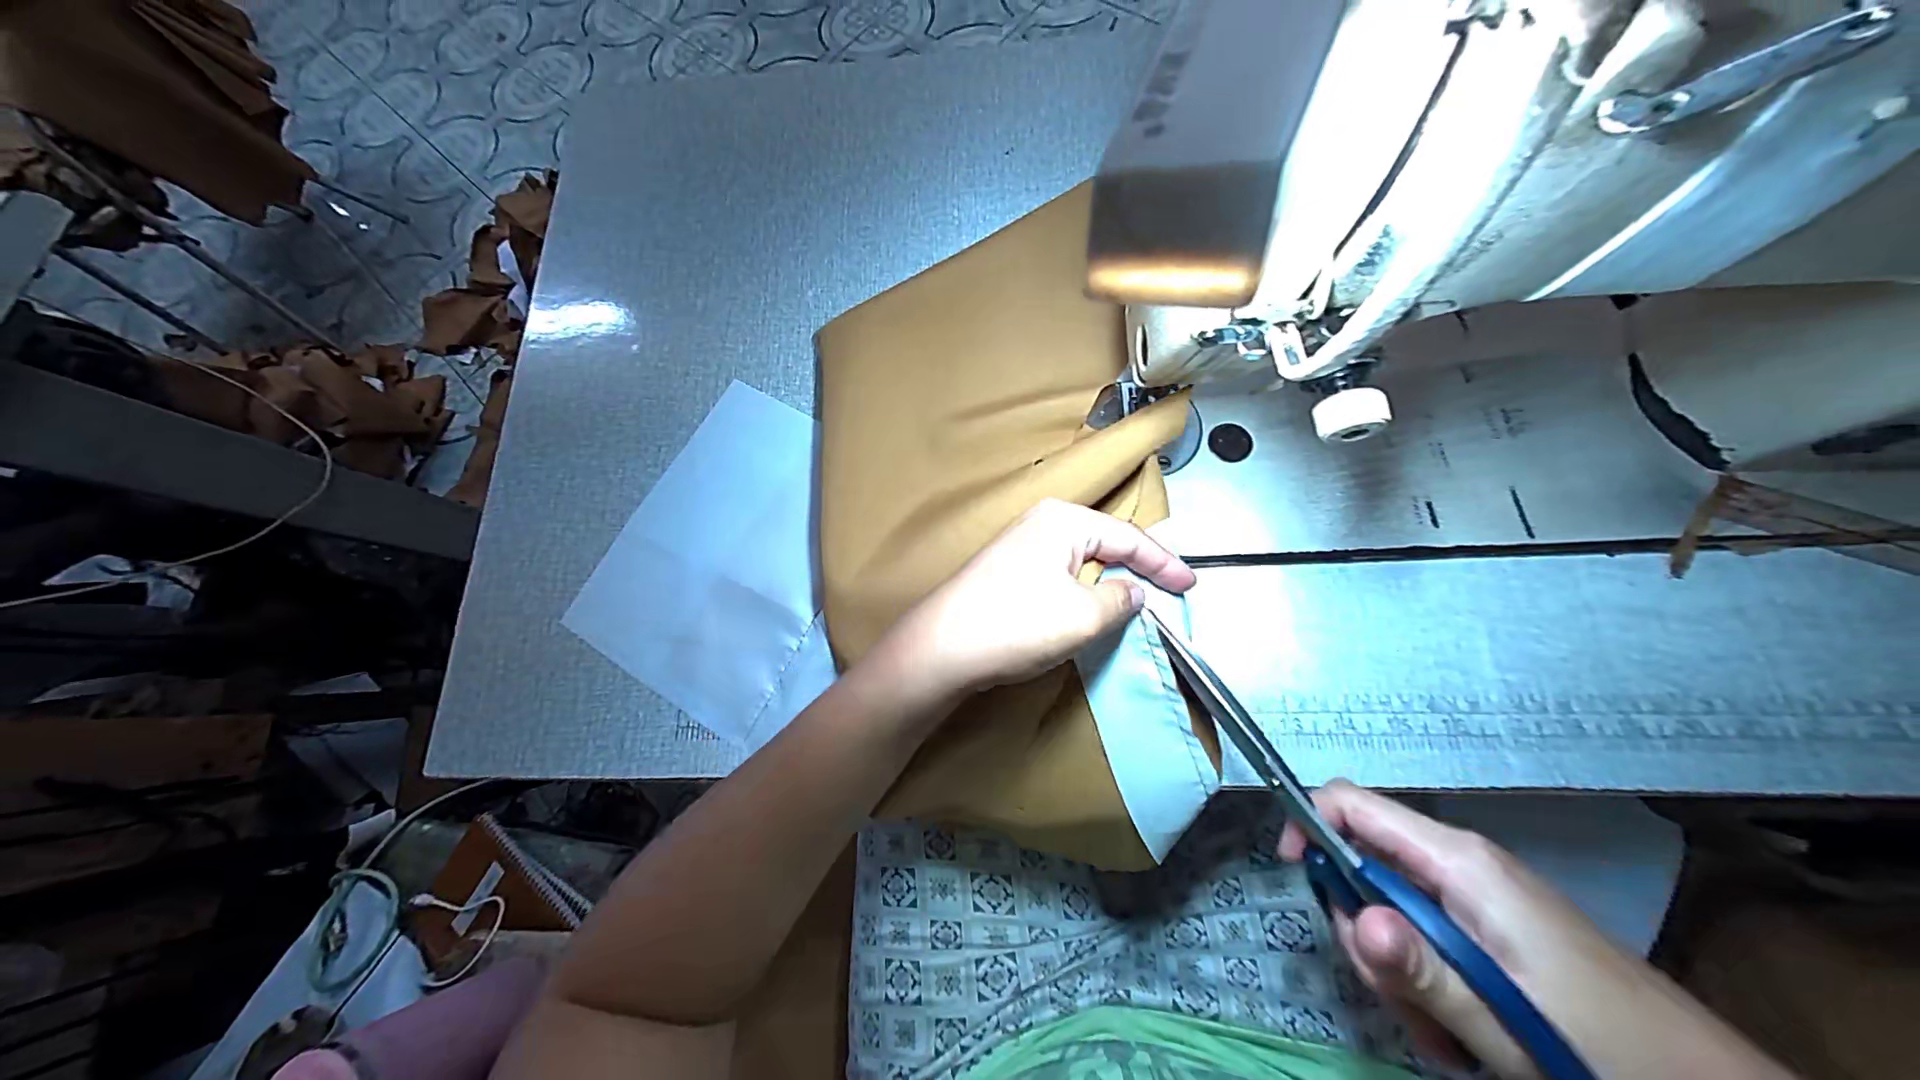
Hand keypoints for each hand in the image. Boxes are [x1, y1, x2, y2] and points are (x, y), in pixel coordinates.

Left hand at [867, 498, 1194, 708]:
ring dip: (1109, 581)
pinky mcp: (1006, 572)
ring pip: (1081, 561)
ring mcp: (1020, 546)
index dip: (1164, 563)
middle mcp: (1041, 523)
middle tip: (1169, 588)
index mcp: (1064, 520)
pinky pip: (1060, 575)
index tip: (1189, 585)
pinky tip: (1089, 607)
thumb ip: (1121, 599)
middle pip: (1104, 543)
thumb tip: (1131, 592)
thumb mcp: (1085, 615)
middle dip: (1137, 566)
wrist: (943, 648)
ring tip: (1136, 599)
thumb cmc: (1017, 623)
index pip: (1128, 537)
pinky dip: (1083, 590)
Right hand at [1279, 781, 1793, 1079]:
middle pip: (1362, 864)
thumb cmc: (1604, 1045)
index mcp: (1457, 862)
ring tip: (1441, 1032)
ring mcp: (1477, 894)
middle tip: (1397, 996)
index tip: (1295, 876)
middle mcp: (1460, 863)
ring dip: (1395, 966)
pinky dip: (1424, 977)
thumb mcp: (1501, 1020)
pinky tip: (1459, 1029)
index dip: (1307, 824)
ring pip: (1388, 906)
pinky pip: (1424, 931)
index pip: (1350, 802)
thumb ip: (1423, 971)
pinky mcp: (1492, 924)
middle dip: (1362, 929)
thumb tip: (1353, 918)